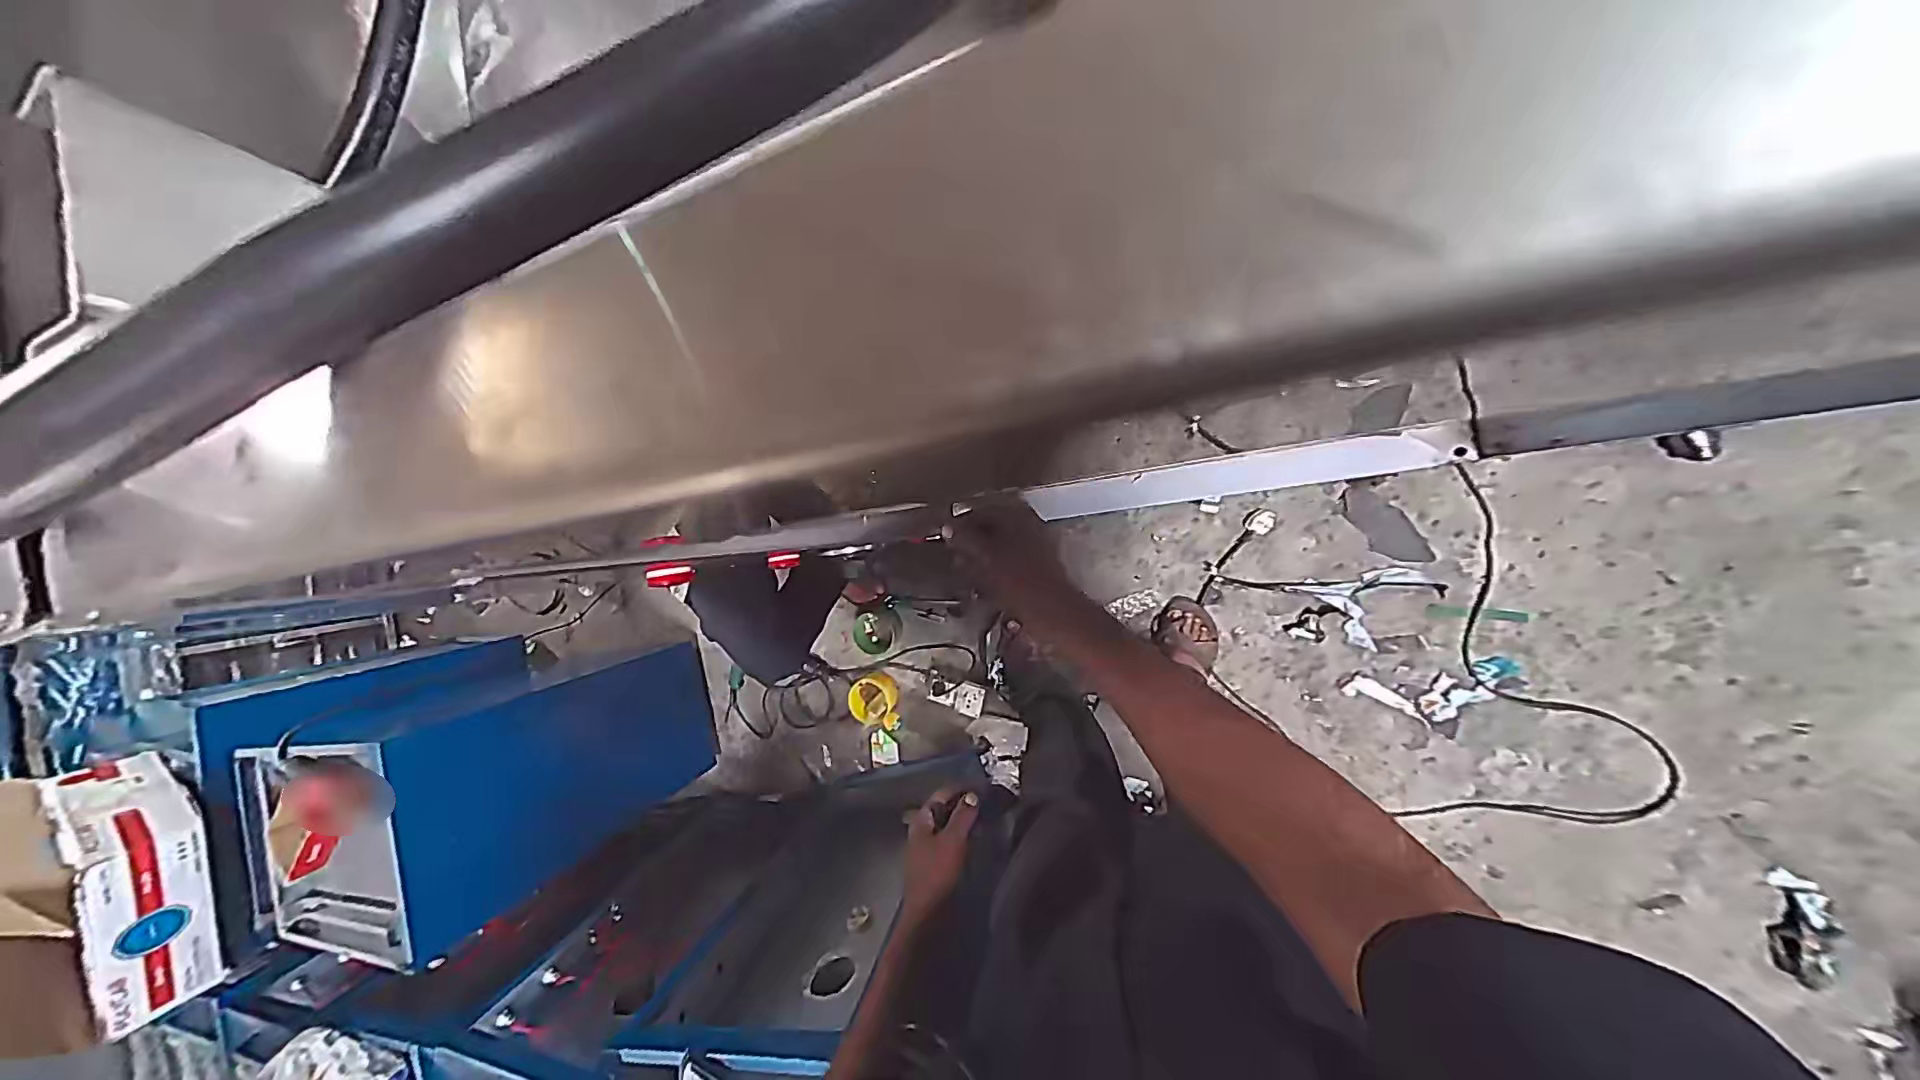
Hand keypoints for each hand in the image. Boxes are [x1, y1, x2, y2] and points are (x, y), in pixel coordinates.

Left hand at [901, 787, 979, 925]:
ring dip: (964, 820)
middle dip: (963, 804)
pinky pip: (949, 840)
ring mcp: (925, 846)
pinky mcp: (933, 861)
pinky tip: (974, 839)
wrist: (927, 913)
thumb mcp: (953, 840)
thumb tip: (972, 795)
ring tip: (984, 818)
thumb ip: (962, 815)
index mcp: (921, 820)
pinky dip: (961, 835)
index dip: (961, 788)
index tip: (982, 787)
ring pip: (947, 824)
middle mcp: (921, 829)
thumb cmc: (937, 872)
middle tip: (986, 802)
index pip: (941, 794)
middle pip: (943, 808)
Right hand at [946, 501, 1081, 620]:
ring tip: (965, 570)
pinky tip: (984, 582)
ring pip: (1001, 545)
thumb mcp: (984, 556)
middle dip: (971, 540)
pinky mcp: (1039, 568)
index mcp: (1016, 514)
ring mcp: (1037, 546)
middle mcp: (1029, 524)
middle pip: (991, 527)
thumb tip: (948, 528)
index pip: (980, 510)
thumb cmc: (1017, 580)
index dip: (960, 522)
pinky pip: (1010, 562)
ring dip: (981, 556)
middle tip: (953, 552)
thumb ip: (964, 538)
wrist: (1051, 611)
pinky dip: (994, 569)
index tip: (945, 534)